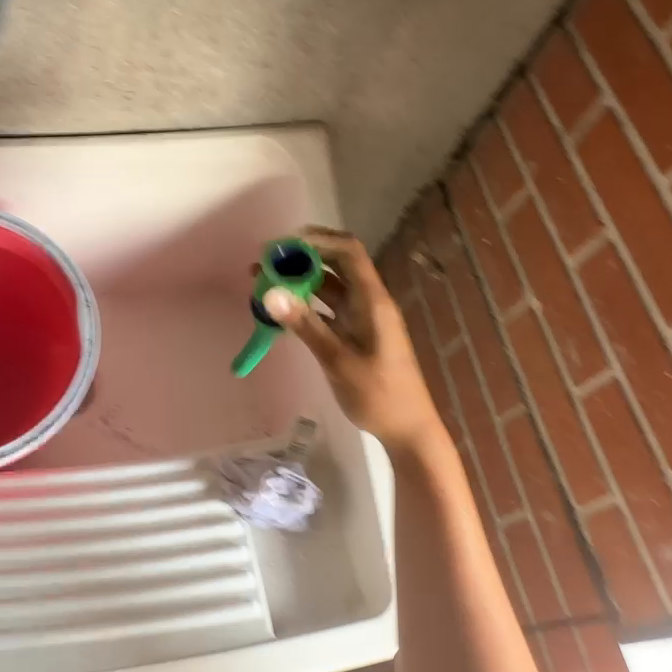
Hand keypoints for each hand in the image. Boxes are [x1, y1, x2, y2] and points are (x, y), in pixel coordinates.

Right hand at [262, 226, 444, 449]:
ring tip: (263, 285)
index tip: (282, 246)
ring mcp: (361, 319)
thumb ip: (305, 324)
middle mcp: (368, 302)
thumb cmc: (379, 394)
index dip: (317, 241)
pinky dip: (305, 306)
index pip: (348, 252)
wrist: (408, 430)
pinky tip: (280, 312)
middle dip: (300, 260)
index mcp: (373, 301)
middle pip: (335, 266)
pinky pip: (326, 310)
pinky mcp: (354, 335)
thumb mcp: (338, 360)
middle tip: (264, 266)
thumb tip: (271, 293)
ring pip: (328, 289)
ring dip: (299, 283)